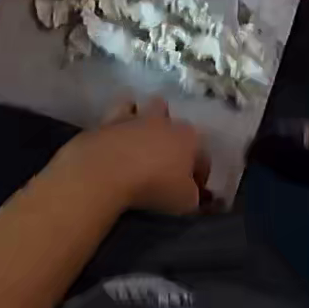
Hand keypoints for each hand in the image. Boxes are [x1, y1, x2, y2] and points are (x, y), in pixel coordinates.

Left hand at [47, 98, 211, 215]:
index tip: (193, 189)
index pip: (202, 154)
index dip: (200, 172)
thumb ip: (191, 193)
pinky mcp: (108, 119)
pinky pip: (118, 111)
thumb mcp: (185, 200)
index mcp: (188, 138)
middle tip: (166, 158)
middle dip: (173, 136)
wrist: (106, 169)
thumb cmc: (153, 185)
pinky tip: (118, 129)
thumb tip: (189, 191)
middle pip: (174, 122)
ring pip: (147, 106)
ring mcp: (135, 117)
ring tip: (142, 136)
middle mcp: (164, 121)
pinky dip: (120, 118)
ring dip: (148, 117)